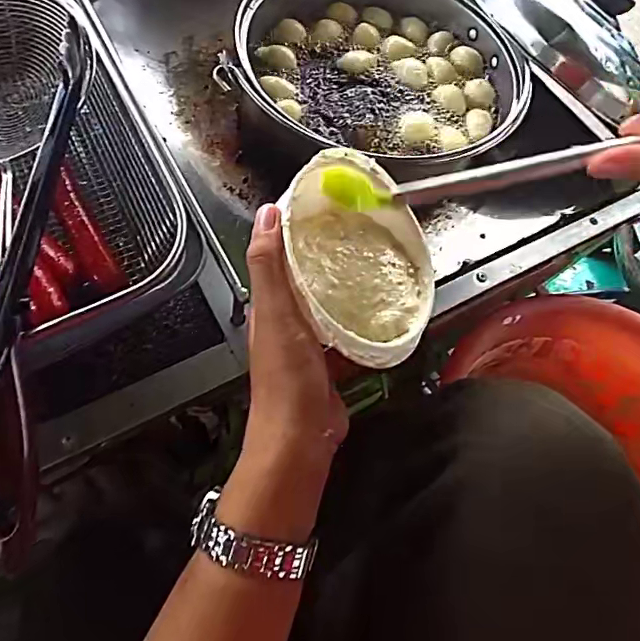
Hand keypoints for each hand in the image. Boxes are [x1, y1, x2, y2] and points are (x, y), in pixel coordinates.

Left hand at [216, 203, 345, 541]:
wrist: (302, 436)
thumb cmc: (286, 379)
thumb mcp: (275, 313)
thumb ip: (269, 266)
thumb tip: (265, 217)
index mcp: (267, 303)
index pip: (277, 254)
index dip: (292, 227)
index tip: (315, 204)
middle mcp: (283, 318)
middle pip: (302, 274)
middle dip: (320, 250)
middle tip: (349, 226)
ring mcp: (306, 339)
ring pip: (322, 299)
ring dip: (338, 280)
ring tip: (365, 257)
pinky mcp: (328, 359)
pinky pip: (341, 328)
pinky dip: (354, 314)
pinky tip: (374, 307)